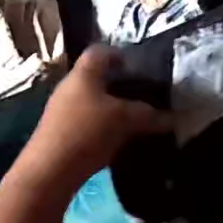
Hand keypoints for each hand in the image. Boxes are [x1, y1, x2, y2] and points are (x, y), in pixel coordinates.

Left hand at [13, 46, 169, 193]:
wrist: (50, 171)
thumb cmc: (87, 132)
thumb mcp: (124, 119)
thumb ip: (149, 115)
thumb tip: (173, 117)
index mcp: (83, 74)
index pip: (100, 51)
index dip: (120, 55)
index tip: (139, 67)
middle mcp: (69, 88)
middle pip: (97, 79)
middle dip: (121, 87)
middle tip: (144, 97)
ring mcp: (61, 112)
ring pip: (92, 104)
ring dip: (112, 111)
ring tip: (135, 123)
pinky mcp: (60, 135)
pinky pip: (87, 125)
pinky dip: (103, 129)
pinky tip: (117, 143)